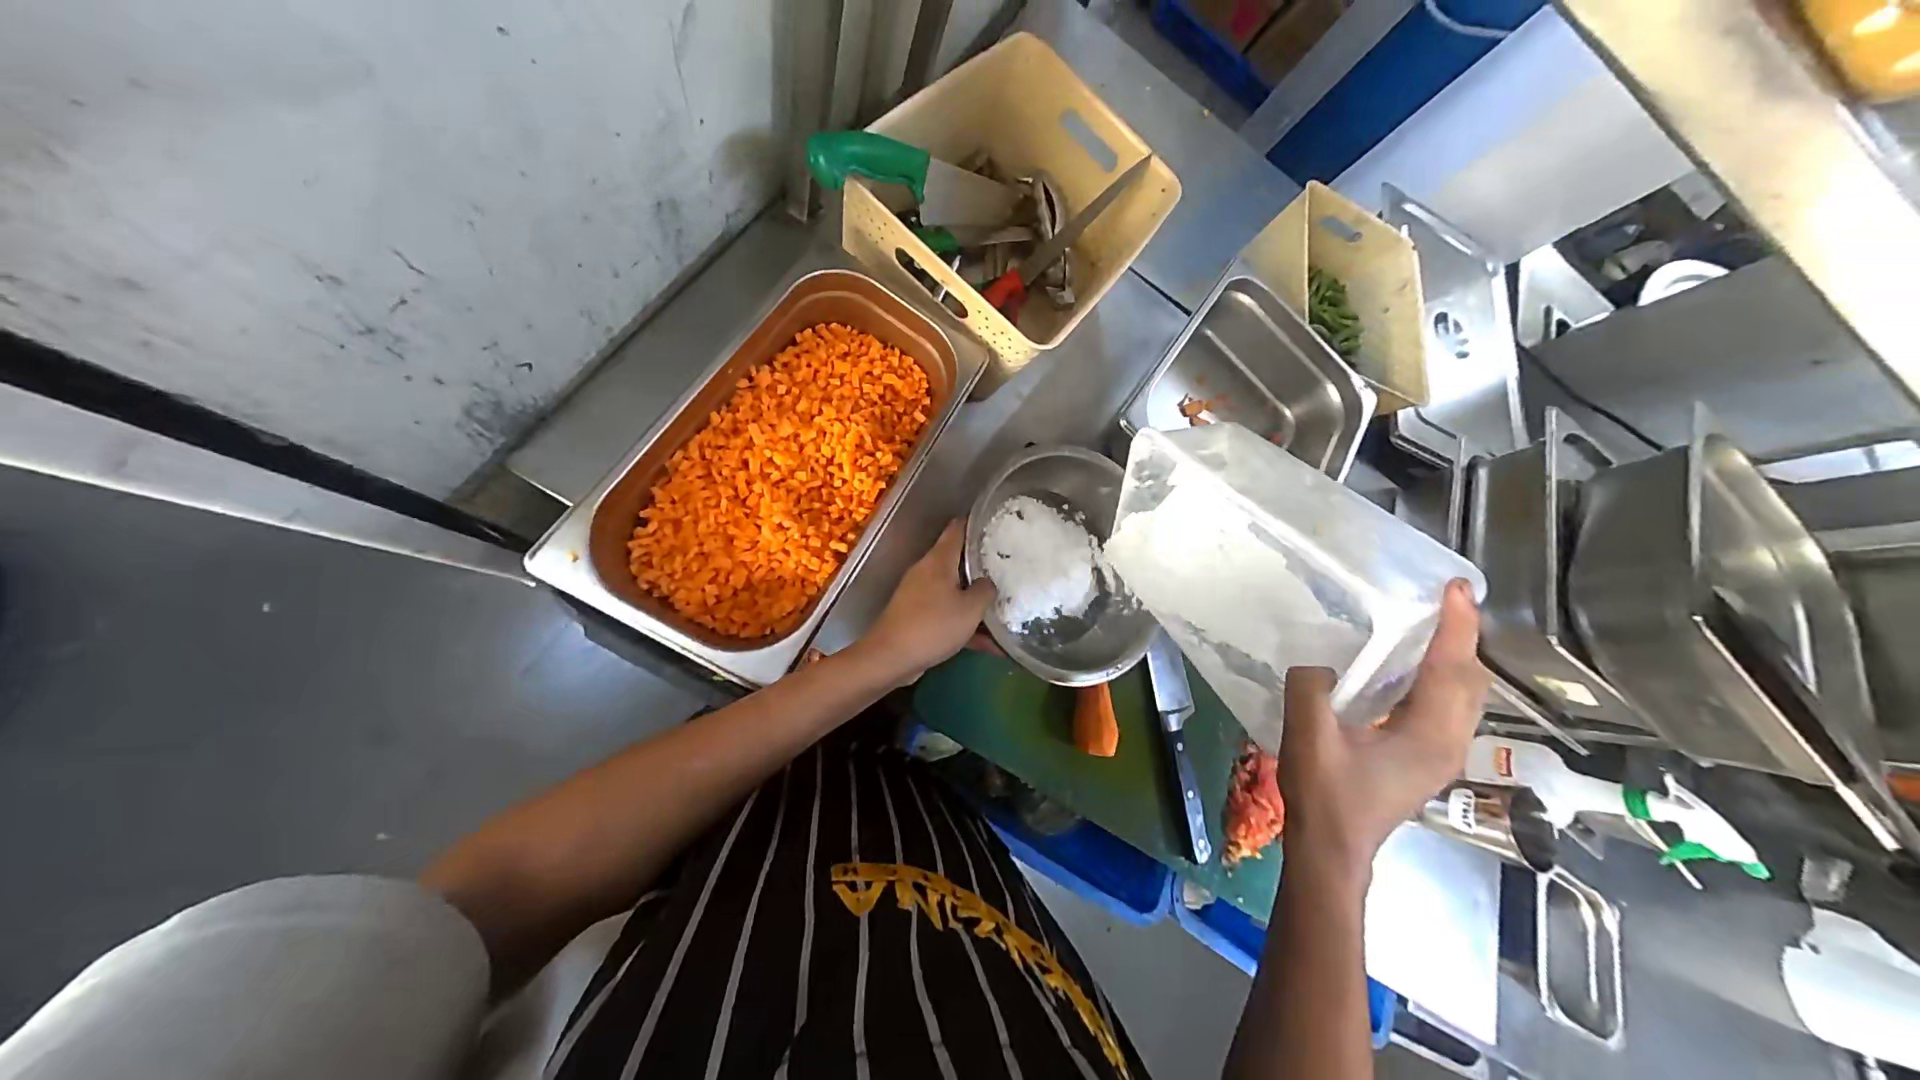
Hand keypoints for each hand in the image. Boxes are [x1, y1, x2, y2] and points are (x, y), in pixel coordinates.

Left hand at [860, 520, 996, 683]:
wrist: (890, 658)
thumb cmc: (932, 626)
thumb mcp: (970, 609)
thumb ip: (985, 591)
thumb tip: (988, 583)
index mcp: (938, 561)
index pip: (958, 529)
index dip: (976, 523)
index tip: (997, 524)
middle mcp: (927, 572)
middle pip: (959, 562)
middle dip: (984, 566)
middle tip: (1011, 569)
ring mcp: (920, 596)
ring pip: (956, 593)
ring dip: (977, 603)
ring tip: (1007, 610)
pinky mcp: (918, 618)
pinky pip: (948, 616)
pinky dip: (967, 626)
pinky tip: (991, 646)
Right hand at [1278, 579, 1487, 875]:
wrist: (1333, 850)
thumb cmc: (1325, 796)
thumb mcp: (1308, 736)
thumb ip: (1311, 689)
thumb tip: (1321, 665)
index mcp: (1428, 734)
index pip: (1450, 669)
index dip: (1456, 625)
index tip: (1458, 588)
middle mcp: (1449, 742)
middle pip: (1471, 680)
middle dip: (1463, 638)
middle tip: (1442, 602)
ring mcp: (1442, 754)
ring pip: (1464, 695)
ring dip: (1454, 658)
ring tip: (1430, 628)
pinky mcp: (1426, 760)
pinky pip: (1447, 706)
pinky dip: (1440, 678)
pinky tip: (1409, 671)